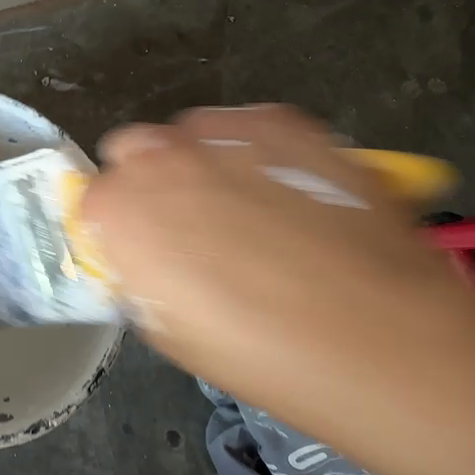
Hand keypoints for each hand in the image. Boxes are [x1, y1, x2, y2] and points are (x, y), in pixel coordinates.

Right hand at [78, 104, 474, 413]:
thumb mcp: (169, 329)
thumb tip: (145, 260)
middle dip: (152, 179)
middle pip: (133, 149)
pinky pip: (248, 125)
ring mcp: (220, 132)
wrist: (381, 337)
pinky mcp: (280, 121)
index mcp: (117, 208)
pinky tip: (289, 190)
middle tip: (194, 225)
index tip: (146, 249)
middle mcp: (156, 157)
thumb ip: (140, 274)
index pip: (93, 197)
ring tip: (253, 208)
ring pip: (190, 133)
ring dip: (203, 161)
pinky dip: (256, 149)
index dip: (119, 224)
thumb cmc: (264, 353)